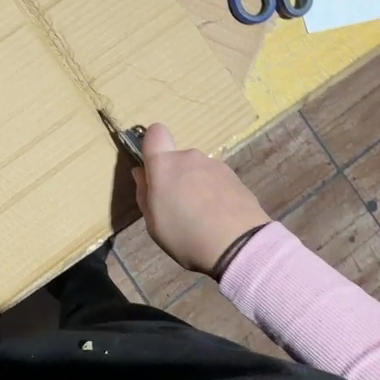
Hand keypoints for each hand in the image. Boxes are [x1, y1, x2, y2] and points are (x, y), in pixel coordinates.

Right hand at [133, 123, 269, 273]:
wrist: (238, 246)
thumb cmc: (185, 235)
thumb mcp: (153, 223)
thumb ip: (145, 193)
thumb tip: (141, 173)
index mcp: (164, 165)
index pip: (155, 133)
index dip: (153, 145)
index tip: (153, 167)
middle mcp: (190, 157)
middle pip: (178, 158)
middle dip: (176, 175)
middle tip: (179, 205)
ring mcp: (215, 165)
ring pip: (198, 170)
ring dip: (197, 185)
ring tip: (203, 215)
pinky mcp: (236, 177)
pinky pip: (217, 180)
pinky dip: (215, 193)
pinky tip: (220, 216)